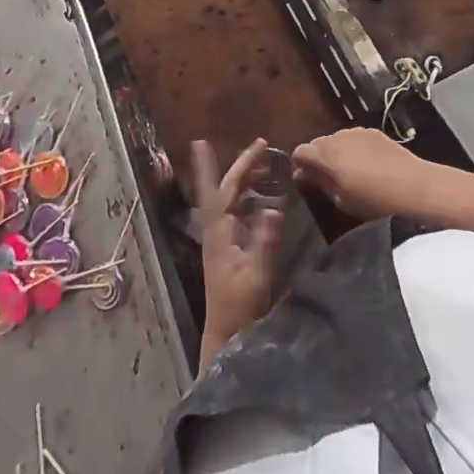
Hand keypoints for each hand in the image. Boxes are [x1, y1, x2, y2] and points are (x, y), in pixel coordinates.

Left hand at [195, 138, 282, 371]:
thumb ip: (265, 241)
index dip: (210, 166)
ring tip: (264, 165)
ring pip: (231, 200)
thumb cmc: (240, 305)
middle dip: (242, 167)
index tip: (200, 141)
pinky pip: (237, 213)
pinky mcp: (228, 248)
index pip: (218, 191)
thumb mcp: (257, 273)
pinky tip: (260, 197)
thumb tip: (272, 207)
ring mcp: (221, 238)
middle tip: (261, 145)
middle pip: (227, 190)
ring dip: (245, 181)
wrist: (227, 332)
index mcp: (218, 232)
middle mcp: (216, 230)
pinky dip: (248, 199)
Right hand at [292, 127, 456, 220]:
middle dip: (317, 157)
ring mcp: (356, 132)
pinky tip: (367, 163)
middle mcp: (336, 138)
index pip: (299, 152)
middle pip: (317, 143)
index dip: (300, 165)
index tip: (307, 179)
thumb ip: (318, 183)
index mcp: (325, 155)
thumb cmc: (376, 201)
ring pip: (335, 139)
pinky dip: (353, 147)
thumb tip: (302, 174)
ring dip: (336, 151)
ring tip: (350, 169)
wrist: (417, 187)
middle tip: (328, 177)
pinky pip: (353, 138)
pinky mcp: (373, 132)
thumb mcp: (341, 200)